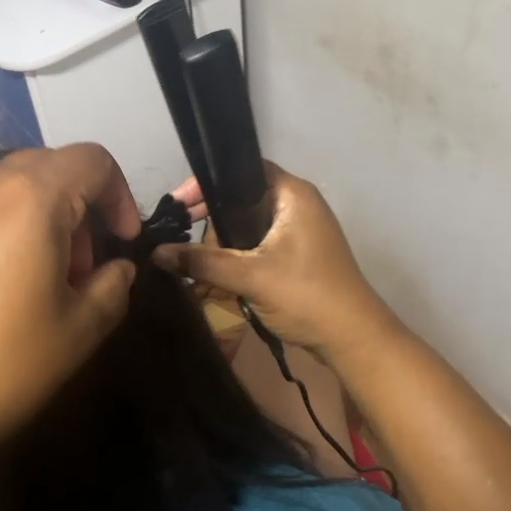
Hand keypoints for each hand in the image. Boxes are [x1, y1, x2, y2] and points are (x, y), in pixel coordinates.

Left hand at [0, 144, 142, 466]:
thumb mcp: (78, 331)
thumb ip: (113, 287)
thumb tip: (116, 270)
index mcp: (31, 196)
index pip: (93, 160)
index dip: (121, 196)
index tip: (124, 244)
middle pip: (54, 167)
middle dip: (84, 208)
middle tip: (87, 270)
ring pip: (18, 185)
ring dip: (49, 218)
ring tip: (49, 282)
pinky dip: (14, 227)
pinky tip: (8, 287)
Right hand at [154, 163, 398, 356]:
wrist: (354, 341)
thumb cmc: (307, 296)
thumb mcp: (250, 276)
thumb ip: (202, 262)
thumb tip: (156, 253)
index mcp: (292, 194)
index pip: (242, 170)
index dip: (208, 183)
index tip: (180, 205)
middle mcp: (297, 205)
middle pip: (241, 199)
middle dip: (212, 222)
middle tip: (184, 240)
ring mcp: (299, 232)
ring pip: (247, 226)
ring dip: (223, 246)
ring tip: (201, 267)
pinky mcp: (298, 256)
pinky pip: (258, 246)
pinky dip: (239, 258)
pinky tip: (218, 277)